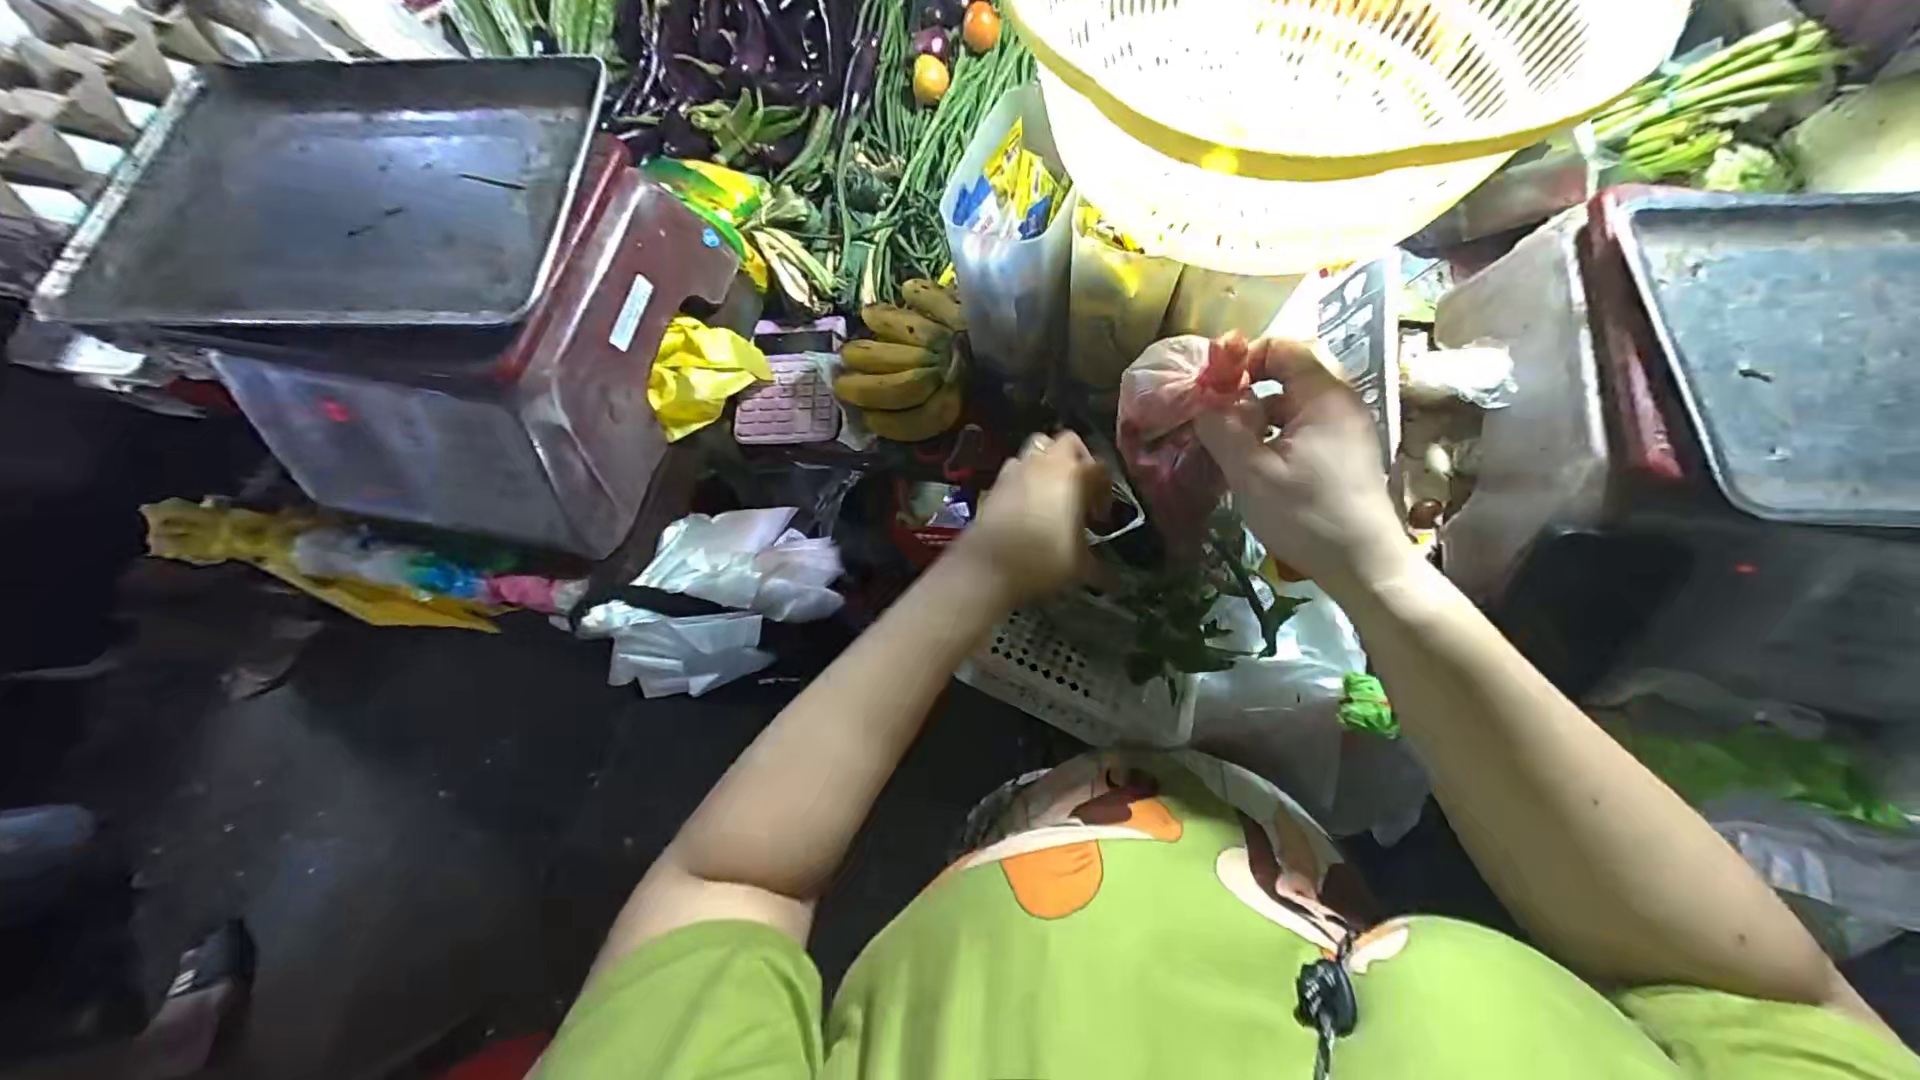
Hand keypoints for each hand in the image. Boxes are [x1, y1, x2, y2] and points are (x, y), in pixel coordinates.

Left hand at [950, 430, 1109, 604]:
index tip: (1099, 517)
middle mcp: (1046, 463)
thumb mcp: (1079, 565)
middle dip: (1078, 460)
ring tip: (1050, 491)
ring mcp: (1017, 469)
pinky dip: (1024, 477)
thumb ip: (1095, 561)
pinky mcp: (995, 482)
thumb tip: (1107, 576)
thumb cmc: (1042, 560)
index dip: (1104, 491)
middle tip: (1078, 490)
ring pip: (1037, 447)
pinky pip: (1014, 469)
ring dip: (1047, 462)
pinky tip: (1025, 503)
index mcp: (1075, 475)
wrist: (987, 567)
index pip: (1101, 468)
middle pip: (1068, 442)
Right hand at [1193, 337, 1413, 595]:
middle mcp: (1341, 403)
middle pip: (1289, 374)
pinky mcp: (1344, 453)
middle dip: (1248, 388)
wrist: (1362, 564)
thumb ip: (1222, 430)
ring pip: (1293, 403)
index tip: (1212, 385)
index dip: (1244, 358)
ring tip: (1228, 440)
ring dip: (1258, 413)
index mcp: (1324, 397)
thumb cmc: (1306, 514)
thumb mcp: (1252, 473)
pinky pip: (1302, 426)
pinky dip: (1274, 433)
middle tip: (1215, 412)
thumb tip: (1202, 404)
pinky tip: (1253, 460)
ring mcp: (1346, 428)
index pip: (1284, 348)